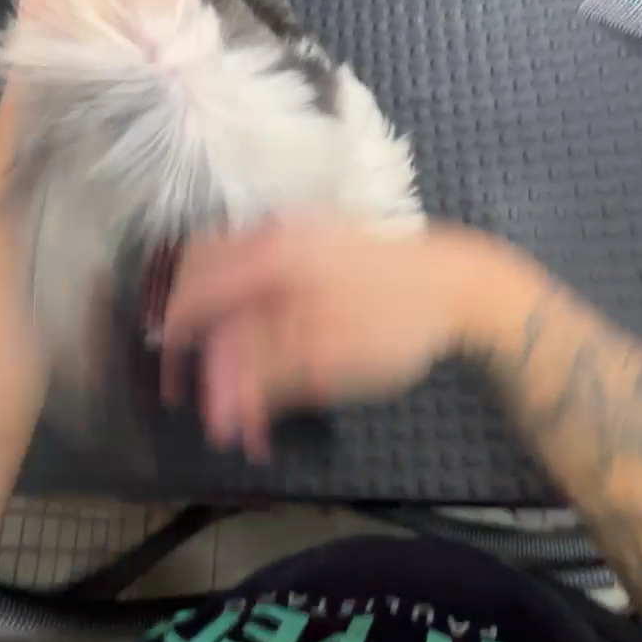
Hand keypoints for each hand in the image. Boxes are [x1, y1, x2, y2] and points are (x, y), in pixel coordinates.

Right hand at [161, 214, 520, 458]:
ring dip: (235, 341)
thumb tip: (214, 406)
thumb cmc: (393, 319)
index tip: (177, 388)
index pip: (194, 294)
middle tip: (211, 390)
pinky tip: (275, 364)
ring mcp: (298, 238)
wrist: (463, 287)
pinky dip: (262, 325)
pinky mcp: (320, 250)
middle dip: (203, 341)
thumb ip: (259, 376)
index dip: (178, 344)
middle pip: (208, 283)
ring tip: (250, 395)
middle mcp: (273, 236)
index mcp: (266, 254)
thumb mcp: (324, 356)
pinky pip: (271, 283)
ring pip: (240, 287)